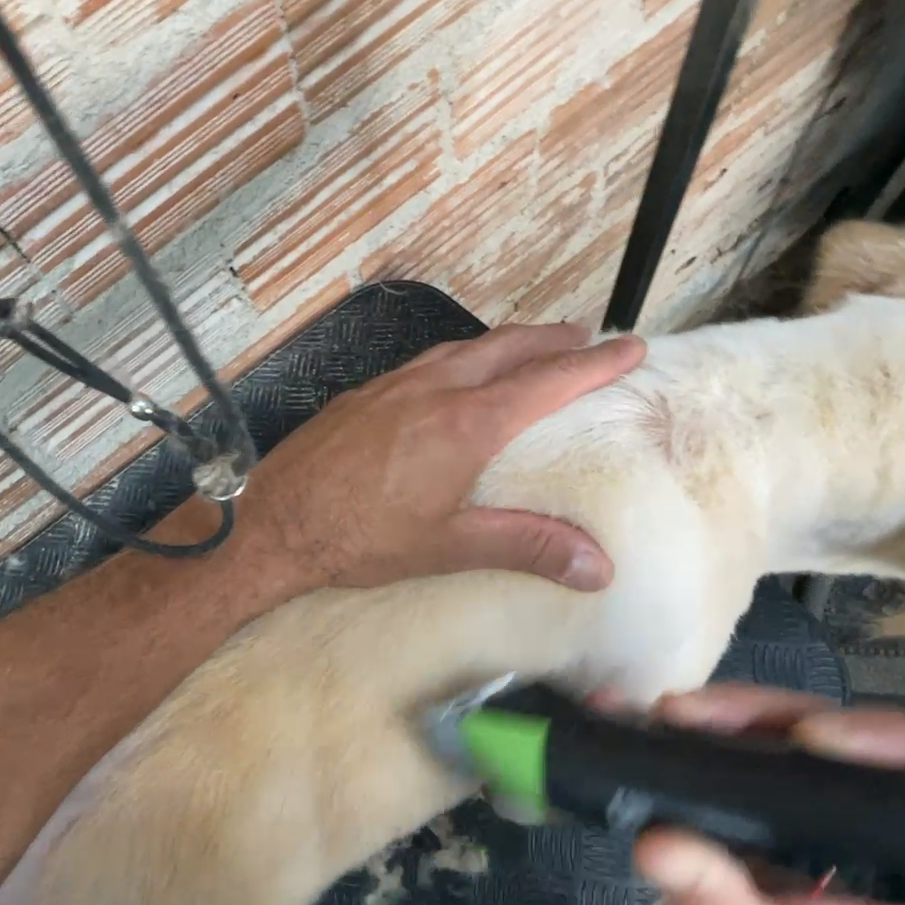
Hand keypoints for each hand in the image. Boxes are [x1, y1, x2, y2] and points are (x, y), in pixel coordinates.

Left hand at [225, 323, 643, 591]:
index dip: (594, 363)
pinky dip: (456, 359)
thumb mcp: (445, 548)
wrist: (272, 522)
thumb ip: (524, 546)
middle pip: (505, 348)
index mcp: (465, 423)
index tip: (632, 347)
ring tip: (524, 353)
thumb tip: (599, 566)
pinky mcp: (360, 396)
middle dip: (551, 339)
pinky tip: (448, 380)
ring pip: (461, 349)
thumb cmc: (358, 538)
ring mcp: (391, 387)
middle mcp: (432, 390)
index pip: (547, 381)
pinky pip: (423, 363)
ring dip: (501, 345)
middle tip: (583, 338)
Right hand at [630, 686, 904, 904]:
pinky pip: (745, 749)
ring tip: (668, 712)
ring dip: (728, 714)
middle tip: (692, 712)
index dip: (890, 742)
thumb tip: (656, 842)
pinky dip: (699, 730)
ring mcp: (820, 808)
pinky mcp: (771, 802)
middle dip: (769, 715)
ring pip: (790, 732)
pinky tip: (650, 717)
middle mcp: (877, 825)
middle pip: (845, 738)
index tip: (811, 739)